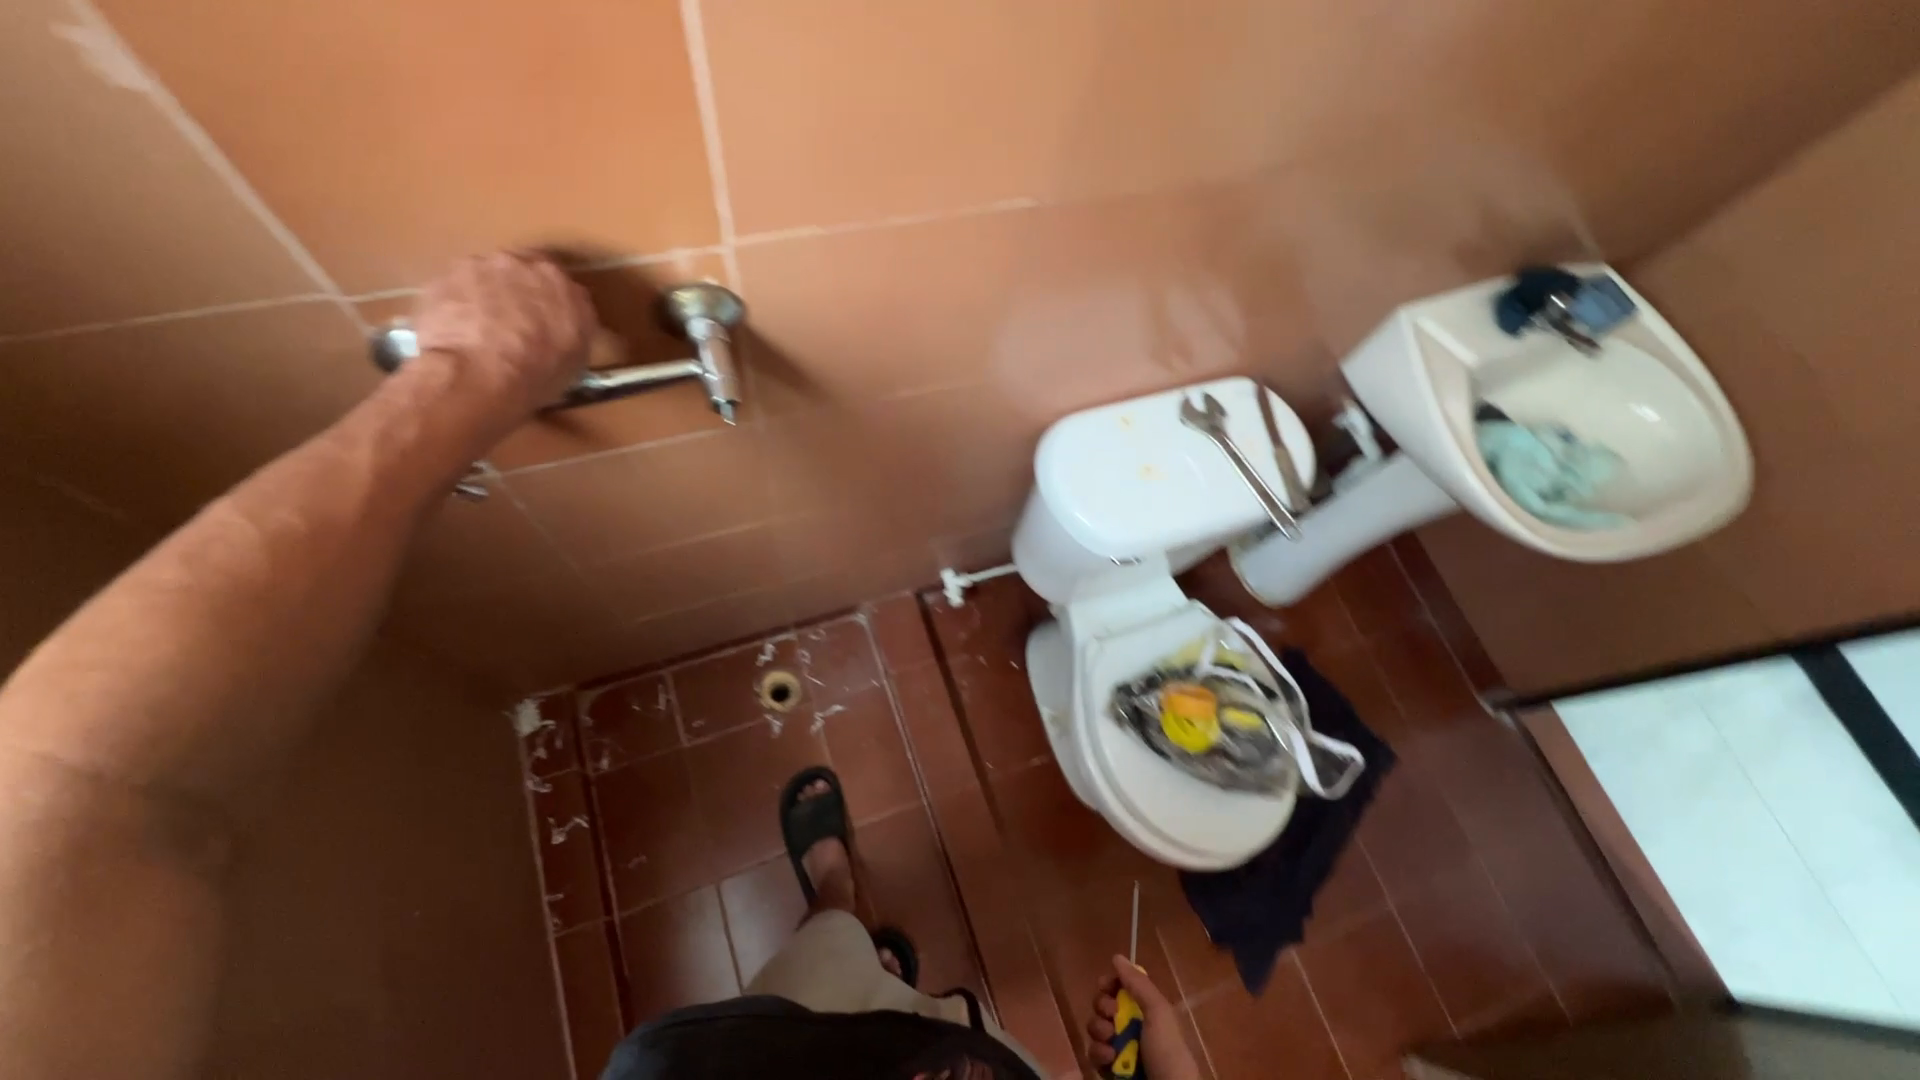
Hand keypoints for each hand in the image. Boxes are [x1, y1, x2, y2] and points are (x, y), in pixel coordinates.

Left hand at [409, 251, 594, 417]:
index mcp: (559, 281)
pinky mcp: (441, 279)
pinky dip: (455, 306)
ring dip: (482, 295)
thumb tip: (564, 319)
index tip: (545, 317)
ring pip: (481, 276)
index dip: (549, 299)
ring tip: (479, 330)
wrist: (482, 374)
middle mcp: (520, 263)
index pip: (556, 280)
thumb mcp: (577, 353)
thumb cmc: (539, 371)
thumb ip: (573, 323)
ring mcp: (477, 267)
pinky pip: (451, 290)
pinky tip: (457, 332)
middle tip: (512, 322)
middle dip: (514, 290)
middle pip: (517, 269)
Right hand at [1087, 955, 1201, 1079]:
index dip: (1110, 983)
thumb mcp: (1159, 1013)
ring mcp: (1120, 1049)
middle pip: (1103, 1005)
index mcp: (1146, 1010)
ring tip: (1111, 1043)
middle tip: (1111, 1015)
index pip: (1120, 987)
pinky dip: (1098, 1055)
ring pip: (1095, 1029)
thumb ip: (1138, 984)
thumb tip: (1117, 957)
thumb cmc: (1168, 1051)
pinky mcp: (1110, 1070)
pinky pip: (1093, 1054)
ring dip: (1099, 1032)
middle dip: (1102, 1008)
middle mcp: (1131, 1026)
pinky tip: (1109, 1060)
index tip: (1105, 985)